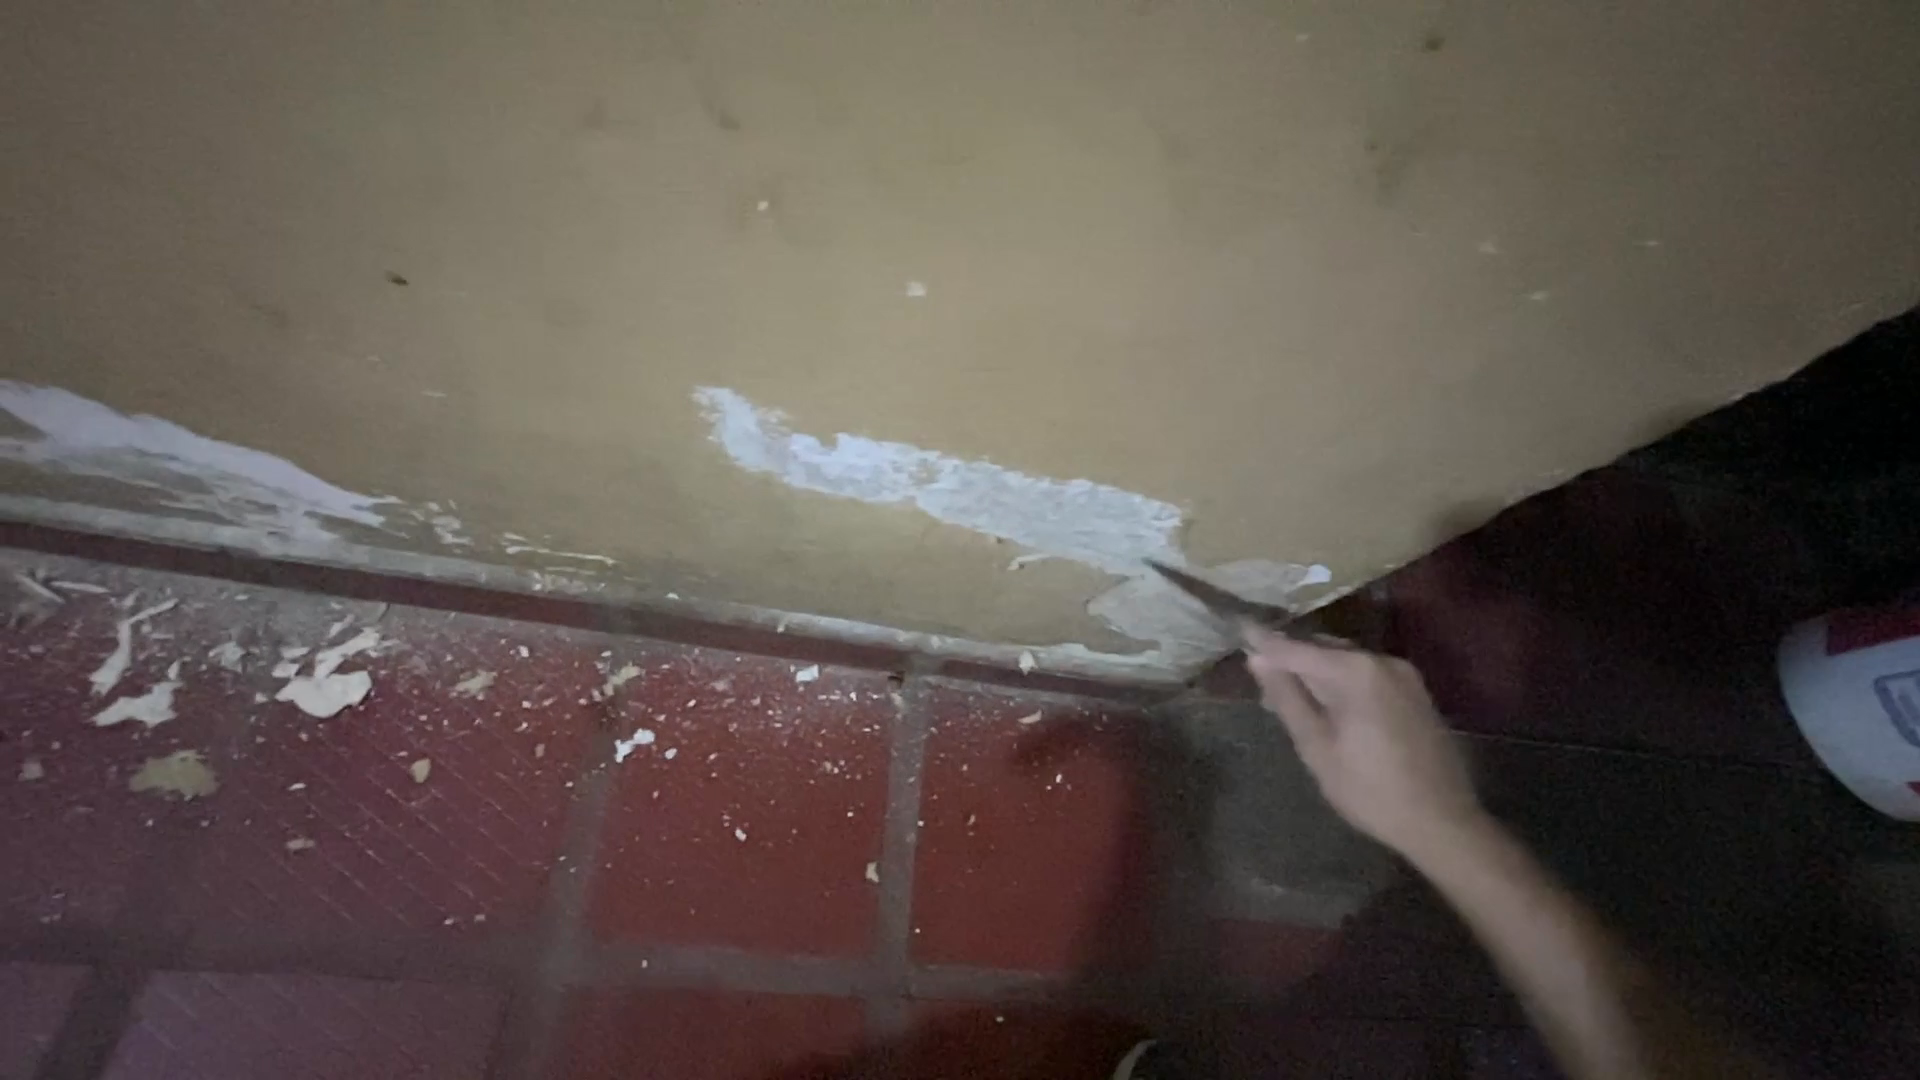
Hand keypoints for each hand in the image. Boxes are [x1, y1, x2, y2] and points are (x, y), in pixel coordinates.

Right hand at [1243, 628, 1484, 858]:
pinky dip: (1339, 681)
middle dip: (1289, 658)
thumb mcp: (1316, 746)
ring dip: (1313, 672)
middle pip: (1321, 649)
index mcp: (1355, 671)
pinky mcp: (1413, 691)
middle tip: (1258, 677)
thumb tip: (1257, 659)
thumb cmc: (1370, 789)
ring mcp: (1402, 675)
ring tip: (1286, 694)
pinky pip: (1364, 674)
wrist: (1443, 823)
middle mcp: (1381, 661)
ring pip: (1343, 661)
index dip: (1262, 641)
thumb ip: (1286, 697)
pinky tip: (1324, 704)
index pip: (1295, 648)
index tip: (1237, 626)